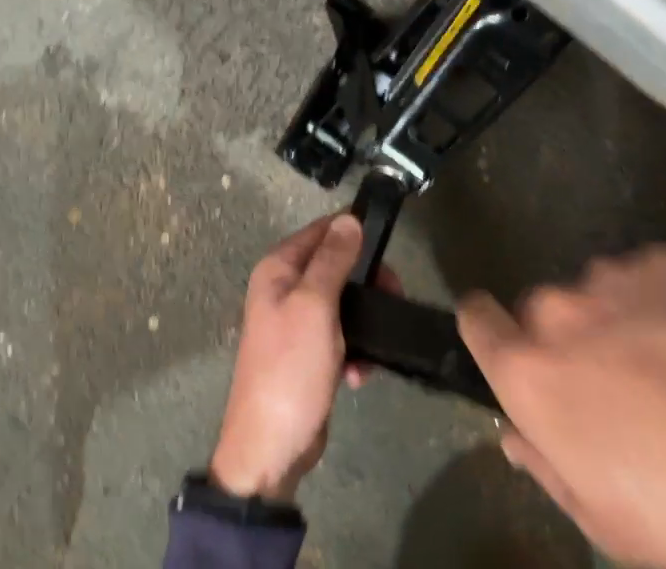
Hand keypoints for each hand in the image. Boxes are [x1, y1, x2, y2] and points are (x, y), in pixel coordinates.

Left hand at [210, 213, 398, 500]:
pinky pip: (342, 337)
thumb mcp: (315, 306)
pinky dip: (355, 351)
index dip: (355, 234)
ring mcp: (296, 323)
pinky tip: (360, 373)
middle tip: (394, 299)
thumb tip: (348, 218)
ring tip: (376, 345)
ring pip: (344, 303)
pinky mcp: (309, 354)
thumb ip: (332, 260)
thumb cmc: (290, 368)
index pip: (322, 230)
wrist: (271, 446)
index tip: (390, 254)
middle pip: (337, 265)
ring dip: (365, 321)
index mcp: (278, 269)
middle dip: (368, 284)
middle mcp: (284, 289)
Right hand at [458, 246, 665, 568]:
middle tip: (621, 386)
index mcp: (530, 375)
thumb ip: (548, 468)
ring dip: (617, 322)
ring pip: (597, 295)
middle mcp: (560, 313)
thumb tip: (520, 436)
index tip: (515, 354)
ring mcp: (616, 280)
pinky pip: (648, 280)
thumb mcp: (611, 522)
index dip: (489, 335)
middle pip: (541, 314)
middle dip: (566, 343)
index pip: (475, 321)